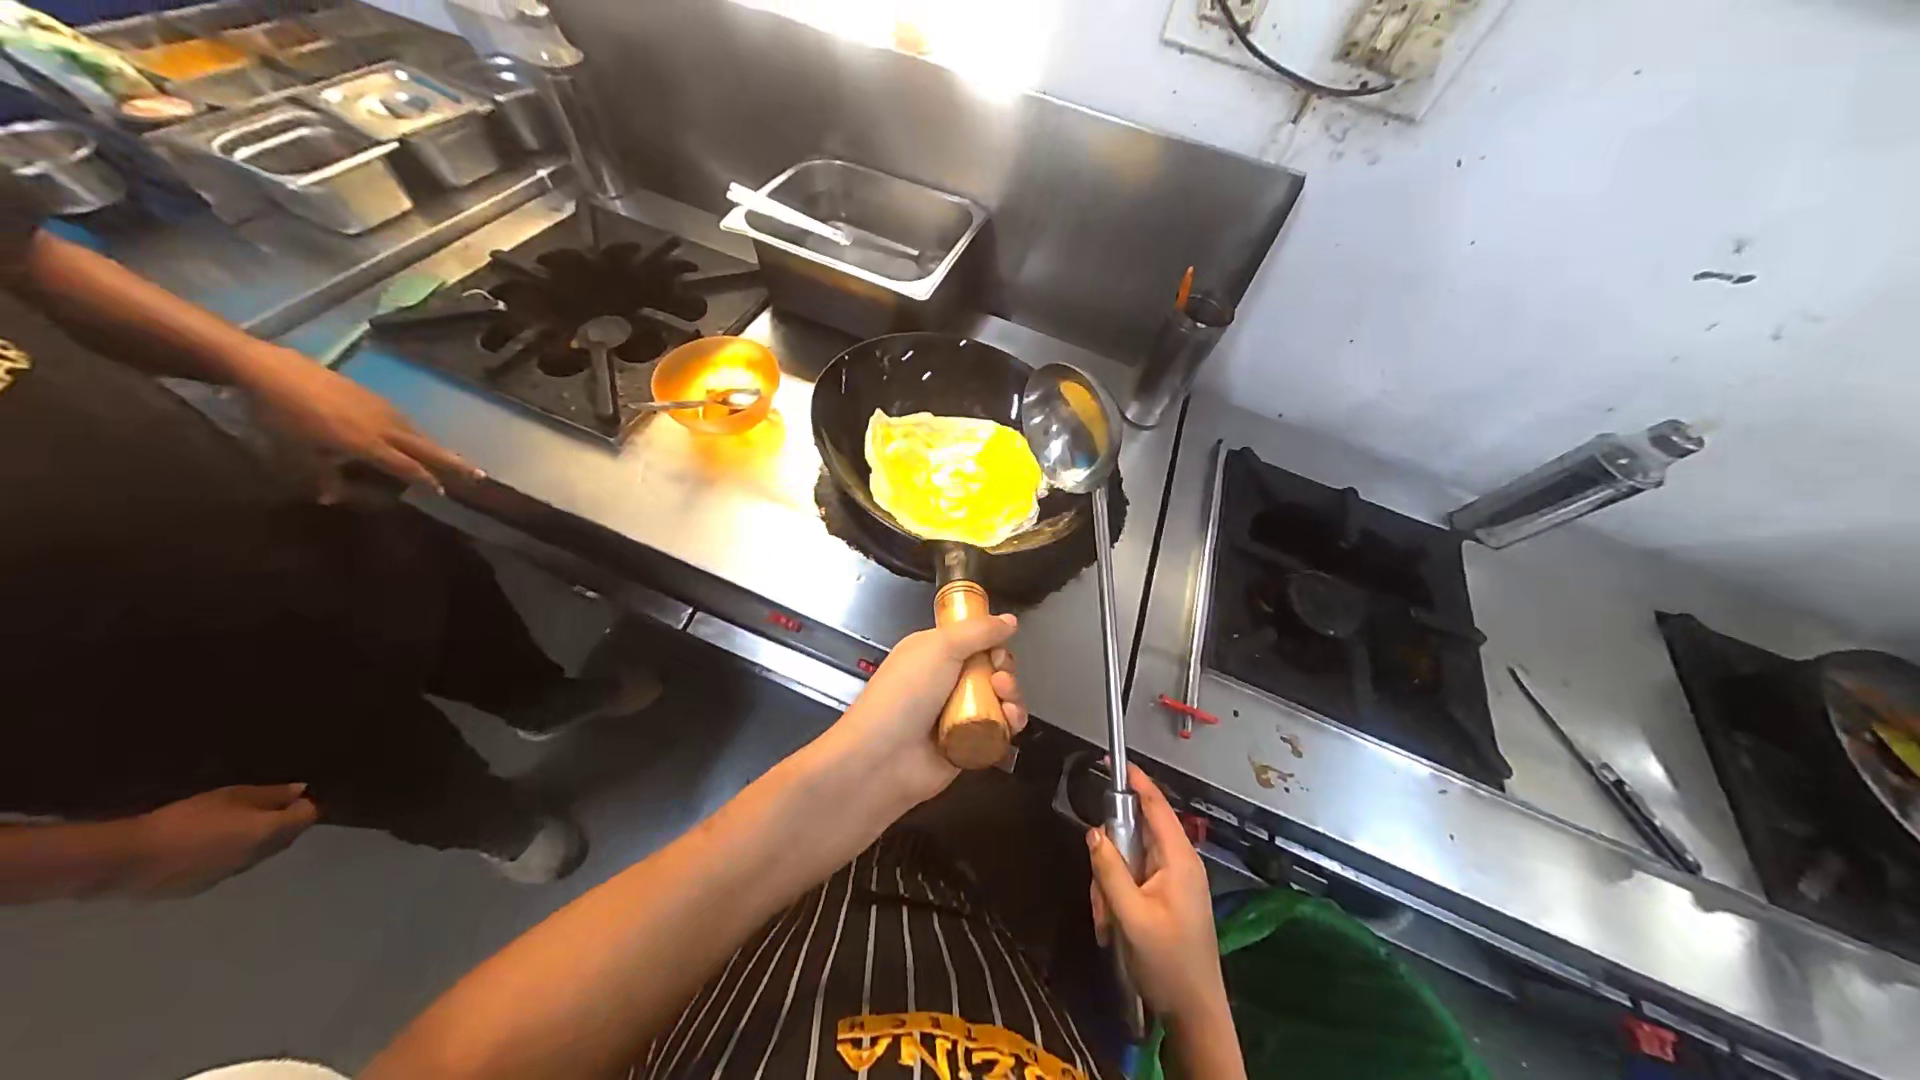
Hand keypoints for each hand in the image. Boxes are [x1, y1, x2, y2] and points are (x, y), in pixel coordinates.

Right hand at [130, 784, 318, 895]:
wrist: (126, 860)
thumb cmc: (185, 819)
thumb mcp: (231, 796)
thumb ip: (271, 794)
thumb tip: (300, 791)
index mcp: (270, 833)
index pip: (307, 817)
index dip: (303, 805)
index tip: (291, 797)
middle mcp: (258, 857)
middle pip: (288, 837)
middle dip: (287, 823)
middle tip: (270, 808)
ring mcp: (231, 875)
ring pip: (261, 854)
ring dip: (261, 841)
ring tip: (239, 826)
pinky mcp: (203, 888)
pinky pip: (232, 867)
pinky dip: (233, 855)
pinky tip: (209, 847)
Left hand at [241, 346, 480, 500]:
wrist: (272, 371)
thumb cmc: (281, 416)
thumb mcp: (295, 453)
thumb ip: (320, 476)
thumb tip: (331, 498)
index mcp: (368, 444)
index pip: (407, 467)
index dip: (425, 480)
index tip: (442, 492)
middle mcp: (385, 428)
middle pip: (427, 448)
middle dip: (454, 463)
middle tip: (479, 474)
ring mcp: (382, 409)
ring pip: (418, 433)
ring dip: (437, 447)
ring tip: (451, 458)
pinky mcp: (375, 397)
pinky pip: (405, 420)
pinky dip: (417, 432)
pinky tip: (414, 435)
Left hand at [826, 613, 1025, 807]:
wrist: (883, 757)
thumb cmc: (902, 696)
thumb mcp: (939, 647)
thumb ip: (978, 630)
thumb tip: (1009, 620)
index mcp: (933, 653)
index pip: (972, 639)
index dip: (990, 639)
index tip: (997, 644)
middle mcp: (945, 681)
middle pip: (992, 668)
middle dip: (1004, 668)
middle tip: (999, 675)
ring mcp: (958, 712)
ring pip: (1001, 698)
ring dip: (1011, 694)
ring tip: (1003, 697)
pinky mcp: (969, 741)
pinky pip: (1001, 728)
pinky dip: (1011, 722)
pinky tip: (1010, 720)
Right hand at [1087, 766, 1230, 1028]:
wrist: (1194, 1013)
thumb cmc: (1168, 963)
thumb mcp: (1131, 917)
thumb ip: (1109, 870)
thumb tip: (1094, 832)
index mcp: (1178, 859)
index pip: (1156, 805)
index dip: (1136, 780)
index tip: (1112, 761)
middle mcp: (1177, 863)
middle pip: (1132, 835)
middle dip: (1108, 861)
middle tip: (1102, 896)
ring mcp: (1171, 881)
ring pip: (1126, 860)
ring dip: (1109, 887)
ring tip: (1109, 922)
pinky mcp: (1164, 896)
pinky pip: (1131, 880)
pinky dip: (1116, 898)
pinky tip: (1114, 926)